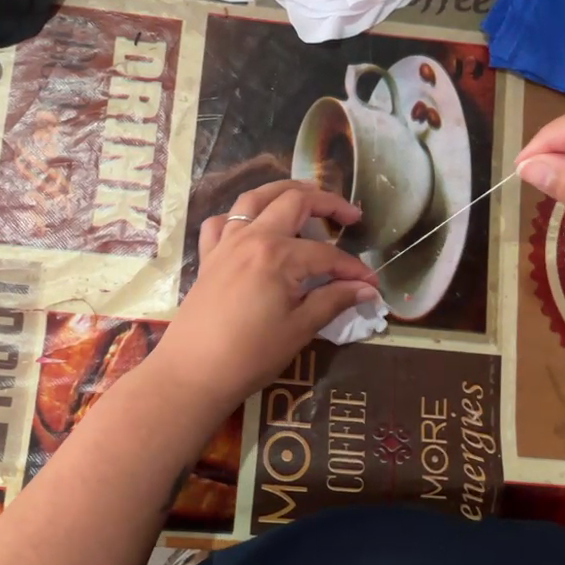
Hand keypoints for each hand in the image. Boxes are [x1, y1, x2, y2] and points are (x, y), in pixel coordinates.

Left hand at [150, 181, 378, 410]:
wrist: (193, 373)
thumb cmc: (251, 354)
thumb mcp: (299, 328)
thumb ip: (333, 300)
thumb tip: (366, 289)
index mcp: (278, 254)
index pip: (327, 254)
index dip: (353, 268)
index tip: (371, 284)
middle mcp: (252, 237)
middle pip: (294, 201)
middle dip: (327, 203)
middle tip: (350, 217)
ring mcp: (226, 243)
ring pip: (255, 198)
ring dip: (284, 191)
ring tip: (307, 198)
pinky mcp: (209, 257)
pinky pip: (222, 222)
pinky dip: (239, 217)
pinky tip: (252, 227)